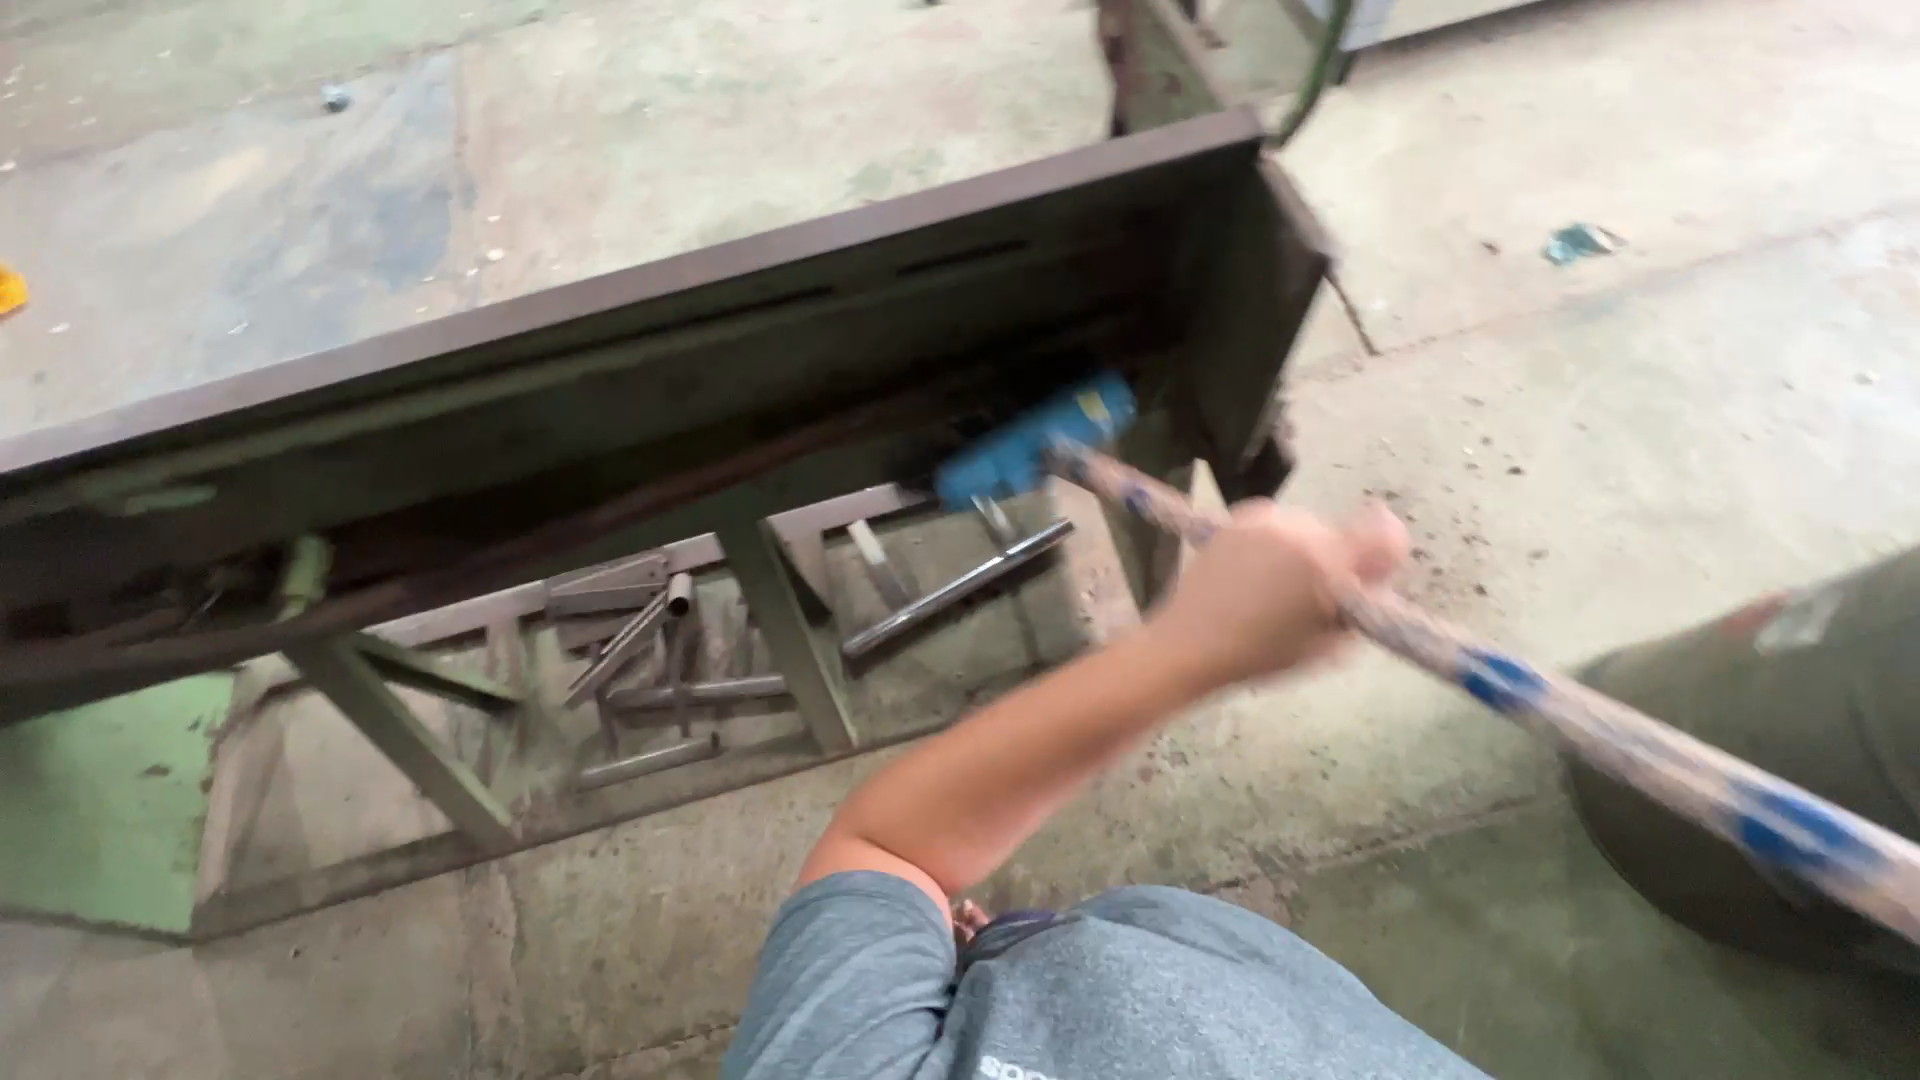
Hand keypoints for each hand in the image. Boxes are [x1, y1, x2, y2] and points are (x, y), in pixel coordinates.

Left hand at [1145, 499, 1407, 690]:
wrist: (1191, 641)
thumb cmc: (1262, 653)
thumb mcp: (1329, 645)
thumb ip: (1361, 606)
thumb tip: (1373, 580)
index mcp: (1326, 561)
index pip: (1386, 535)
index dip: (1385, 555)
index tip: (1371, 575)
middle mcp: (1297, 529)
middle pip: (1340, 534)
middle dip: (1337, 559)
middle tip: (1316, 594)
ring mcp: (1263, 520)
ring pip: (1306, 527)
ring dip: (1305, 548)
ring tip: (1279, 585)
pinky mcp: (1235, 520)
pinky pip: (1274, 524)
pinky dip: (1276, 541)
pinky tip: (1258, 571)